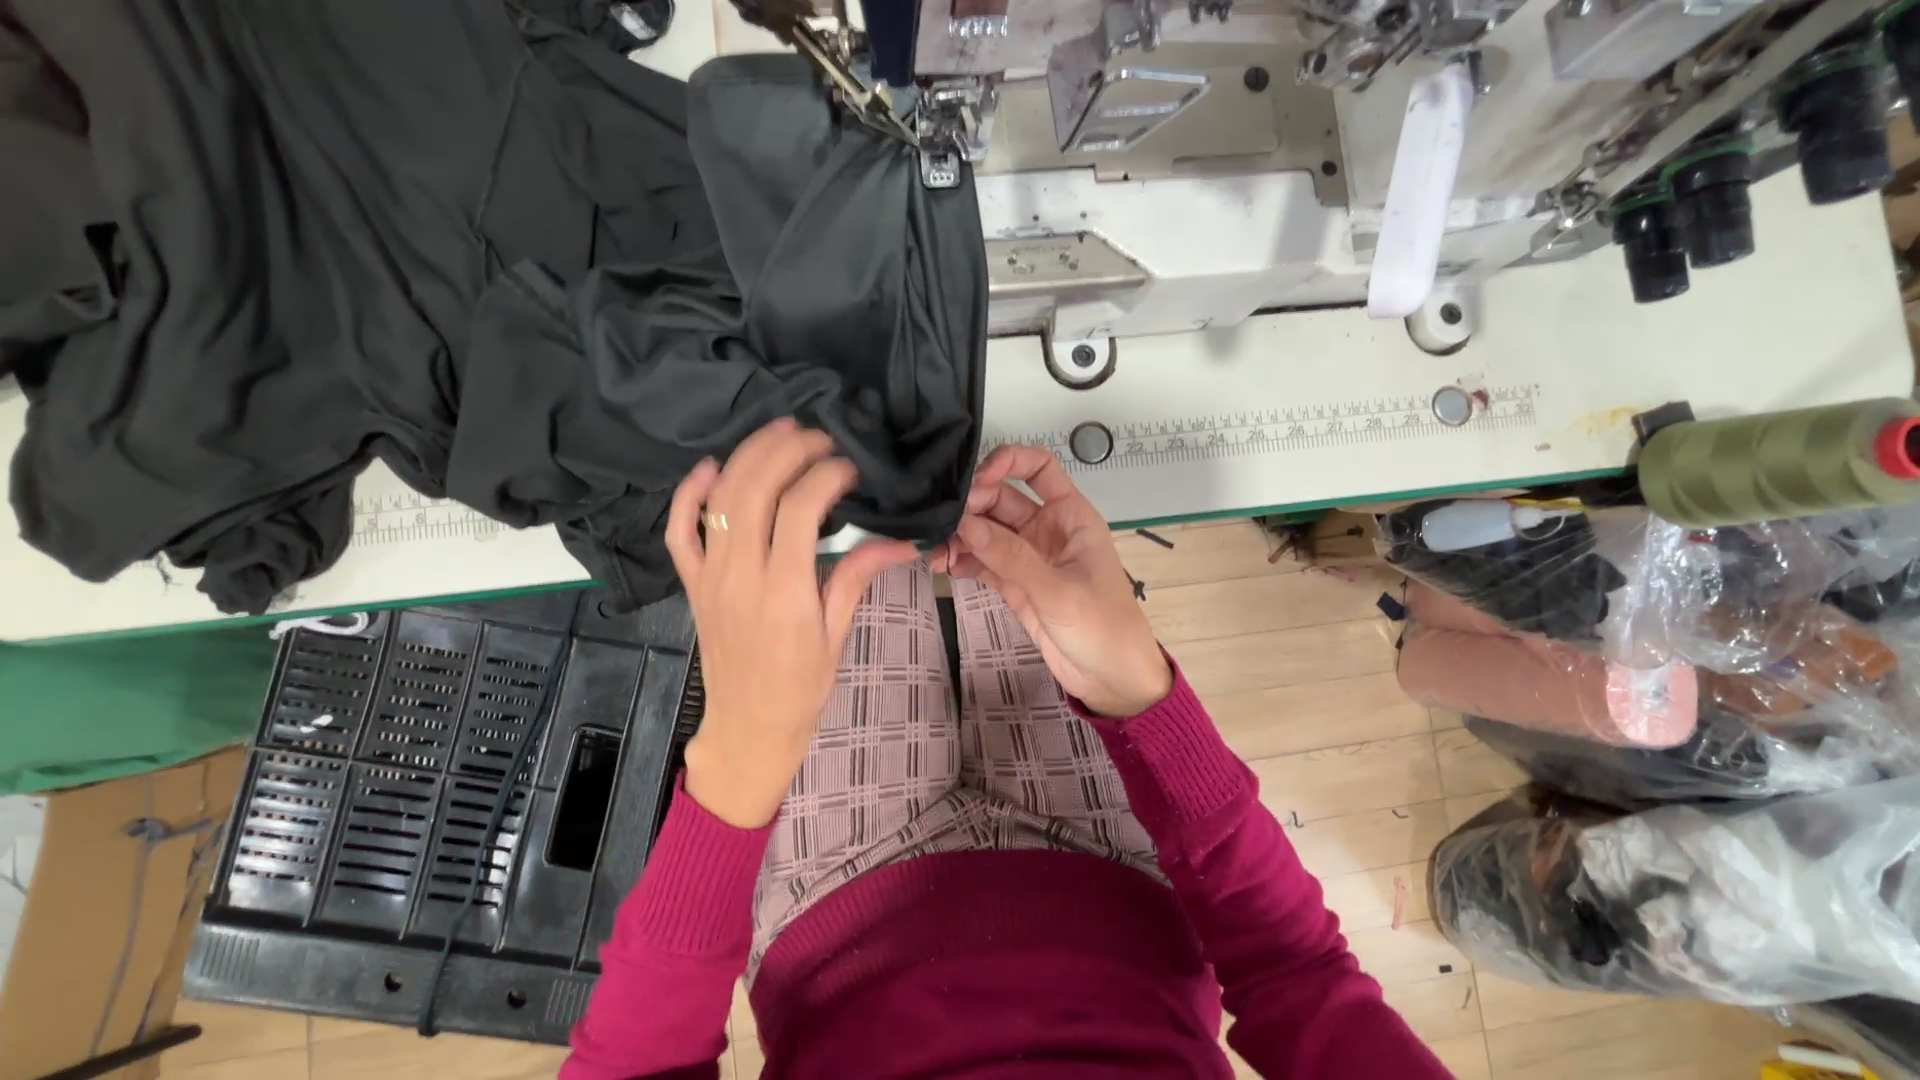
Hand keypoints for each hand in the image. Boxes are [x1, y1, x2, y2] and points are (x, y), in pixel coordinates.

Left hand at [666, 418, 917, 826]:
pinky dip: (689, 494)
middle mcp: (741, 577)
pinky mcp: (692, 584)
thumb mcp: (836, 636)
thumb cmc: (800, 688)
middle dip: (787, 451)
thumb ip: (857, 578)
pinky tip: (711, 466)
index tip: (850, 468)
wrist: (747, 728)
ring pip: (719, 501)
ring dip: (748, 456)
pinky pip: (679, 532)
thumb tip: (903, 542)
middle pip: (755, 491)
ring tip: (780, 431)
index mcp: (784, 593)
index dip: (826, 476)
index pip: (800, 510)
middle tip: (819, 436)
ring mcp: (709, 578)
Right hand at [930, 444, 1171, 716]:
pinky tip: (943, 567)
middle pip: (1002, 498)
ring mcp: (1029, 556)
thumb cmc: (1103, 627)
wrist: (1112, 680)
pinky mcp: (1015, 584)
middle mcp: (1047, 528)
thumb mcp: (1058, 590)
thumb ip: (1011, 557)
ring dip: (961, 536)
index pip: (1039, 467)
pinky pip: (983, 562)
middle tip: (943, 523)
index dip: (1007, 462)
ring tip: (936, 549)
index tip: (976, 479)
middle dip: (972, 505)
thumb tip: (965, 524)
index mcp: (1071, 515)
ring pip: (987, 531)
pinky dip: (963, 561)